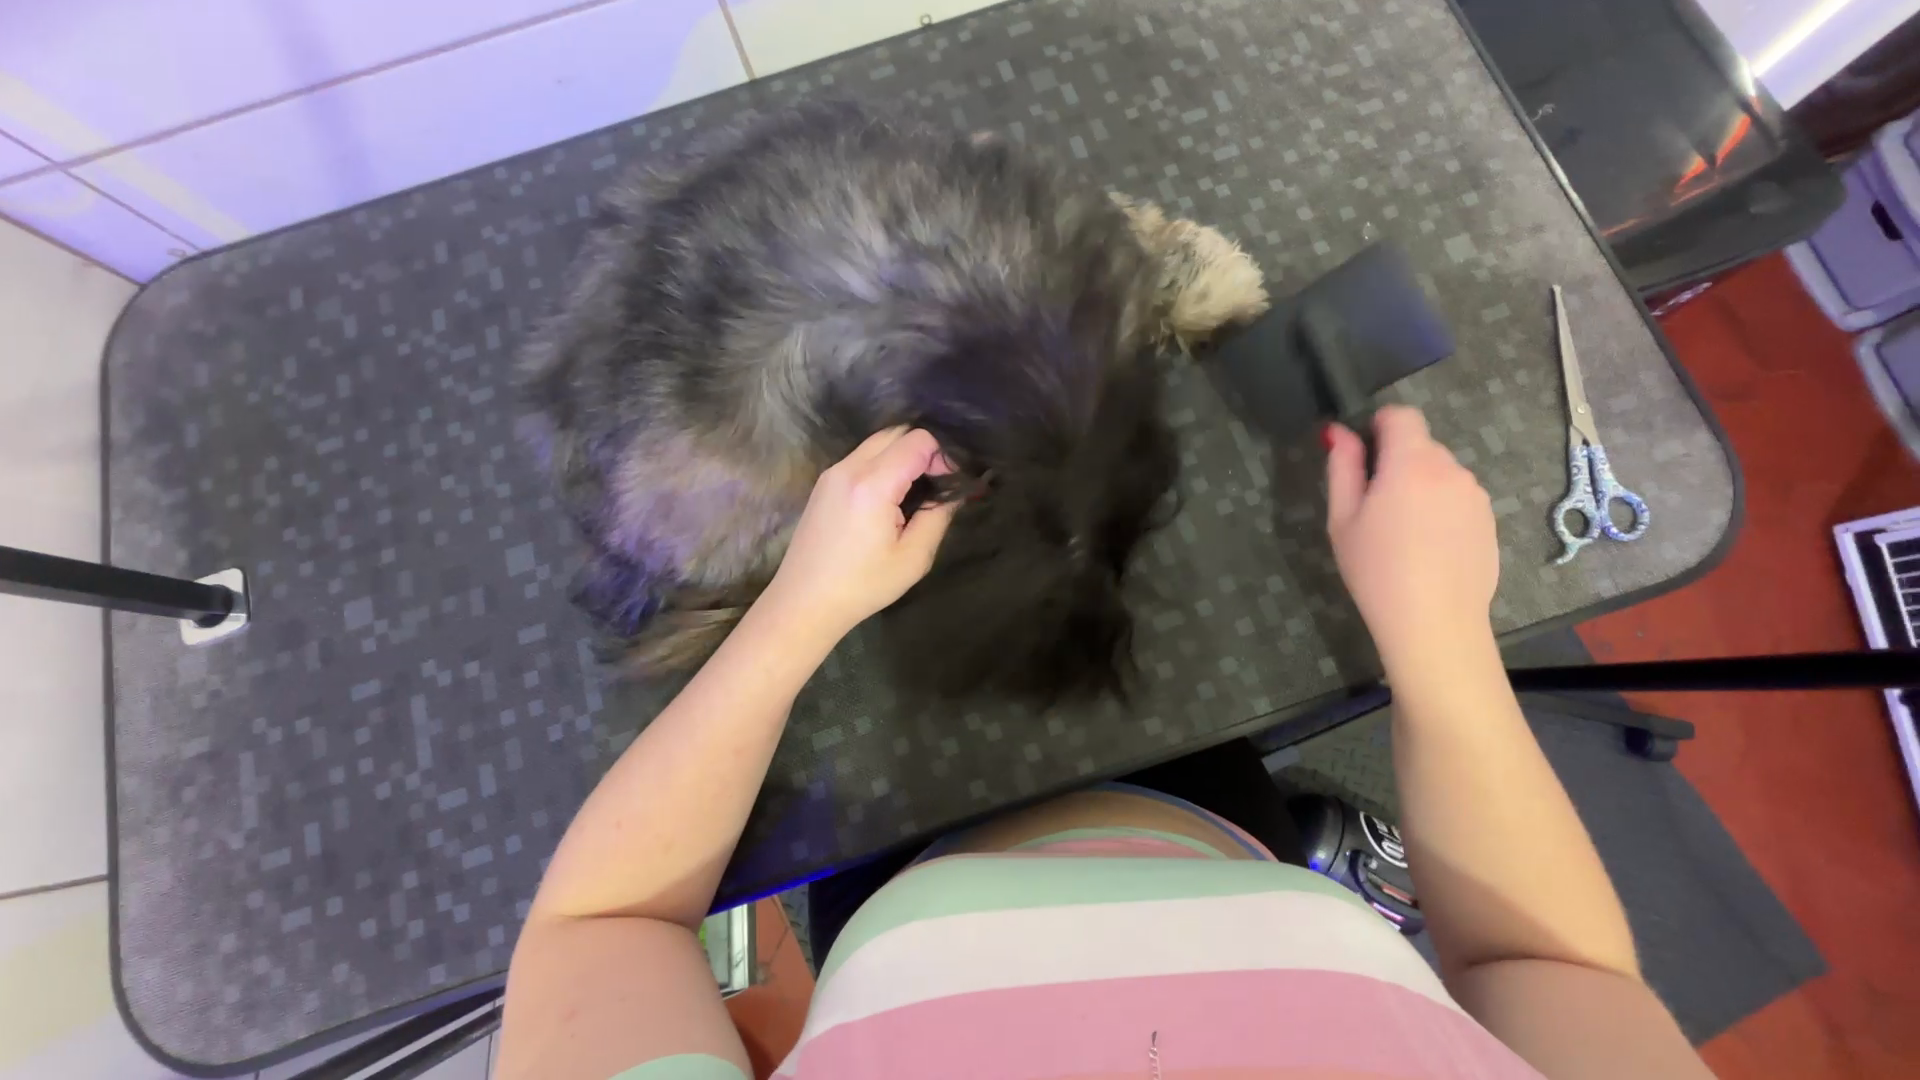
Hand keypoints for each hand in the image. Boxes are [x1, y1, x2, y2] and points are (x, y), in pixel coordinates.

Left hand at [757, 427, 959, 643]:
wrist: (805, 602)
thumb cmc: (863, 585)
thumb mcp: (913, 557)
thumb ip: (938, 516)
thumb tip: (954, 491)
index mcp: (873, 484)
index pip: (917, 440)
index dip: (942, 455)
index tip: (950, 484)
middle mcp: (849, 468)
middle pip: (896, 432)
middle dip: (923, 451)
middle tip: (936, 485)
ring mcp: (832, 473)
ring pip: (877, 443)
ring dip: (901, 456)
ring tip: (914, 493)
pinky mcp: (823, 484)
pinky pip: (860, 458)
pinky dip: (882, 465)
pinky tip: (889, 499)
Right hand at [1325, 406, 1498, 674]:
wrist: (1434, 622)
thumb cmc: (1375, 570)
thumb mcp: (1343, 519)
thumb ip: (1342, 468)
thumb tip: (1339, 432)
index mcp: (1412, 464)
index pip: (1402, 415)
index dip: (1378, 425)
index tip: (1362, 455)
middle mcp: (1452, 470)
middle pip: (1421, 445)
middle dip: (1396, 461)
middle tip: (1372, 506)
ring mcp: (1476, 496)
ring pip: (1441, 473)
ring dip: (1419, 485)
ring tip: (1400, 532)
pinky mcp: (1489, 520)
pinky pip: (1458, 498)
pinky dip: (1440, 509)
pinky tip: (1426, 548)